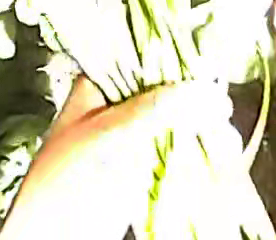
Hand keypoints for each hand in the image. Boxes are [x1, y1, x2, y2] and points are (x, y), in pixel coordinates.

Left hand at [0, 76, 230, 239]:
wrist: (50, 238)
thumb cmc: (63, 177)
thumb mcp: (109, 133)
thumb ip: (154, 108)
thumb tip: (202, 88)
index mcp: (97, 82)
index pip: (140, 55)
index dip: (173, 57)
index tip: (203, 63)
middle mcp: (114, 103)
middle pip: (160, 89)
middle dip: (192, 95)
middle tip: (219, 100)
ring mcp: (127, 137)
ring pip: (170, 121)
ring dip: (197, 125)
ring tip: (225, 132)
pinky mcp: (138, 169)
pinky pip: (171, 153)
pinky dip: (193, 153)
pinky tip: (216, 153)